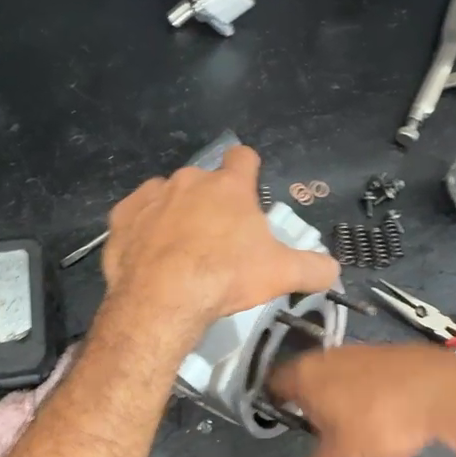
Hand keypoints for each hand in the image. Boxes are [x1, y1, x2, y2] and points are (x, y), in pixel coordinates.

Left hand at [101, 145, 338, 331]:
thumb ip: (313, 268)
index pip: (244, 158)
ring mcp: (152, 195)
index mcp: (230, 187)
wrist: (161, 298)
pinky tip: (148, 253)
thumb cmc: (225, 278)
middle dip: (211, 204)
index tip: (248, 193)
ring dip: (175, 214)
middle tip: (216, 241)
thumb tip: (334, 270)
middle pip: (204, 182)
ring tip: (179, 251)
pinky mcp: (122, 216)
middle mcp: (189, 180)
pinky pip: (136, 214)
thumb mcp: (281, 275)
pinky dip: (143, 228)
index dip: (248, 172)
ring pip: (168, 195)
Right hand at [269, 345, 455, 456]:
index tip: (281, 423)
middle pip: (315, 391)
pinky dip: (382, 411)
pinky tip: (402, 437)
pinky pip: (377, 390)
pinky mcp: (395, 359)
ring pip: (349, 392)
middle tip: (334, 450)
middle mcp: (329, 358)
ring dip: (356, 421)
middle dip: (325, 421)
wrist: (442, 391)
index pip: (275, 384)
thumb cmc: (378, 421)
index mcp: (305, 375)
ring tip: (376, 452)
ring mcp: (364, 355)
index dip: (274, 404)